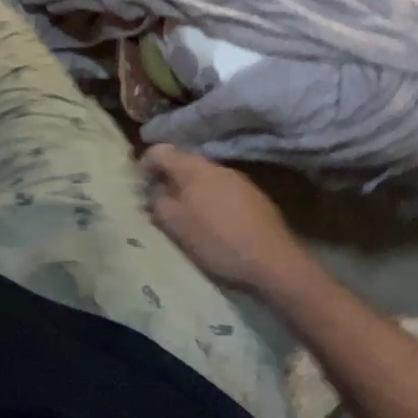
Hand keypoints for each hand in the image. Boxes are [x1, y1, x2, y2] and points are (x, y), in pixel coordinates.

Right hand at [142, 145, 316, 296]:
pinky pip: (225, 192)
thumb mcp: (173, 224)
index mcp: (193, 168)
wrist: (277, 267)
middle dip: (169, 179)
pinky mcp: (259, 200)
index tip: (140, 186)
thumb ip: (156, 201)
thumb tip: (153, 191)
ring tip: (187, 215)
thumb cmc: (216, 241)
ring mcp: (241, 182)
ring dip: (192, 191)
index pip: (159, 151)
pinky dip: (213, 202)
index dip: (144, 165)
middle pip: (184, 163)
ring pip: (205, 178)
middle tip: (160, 201)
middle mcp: (217, 167)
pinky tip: (215, 225)